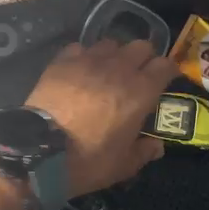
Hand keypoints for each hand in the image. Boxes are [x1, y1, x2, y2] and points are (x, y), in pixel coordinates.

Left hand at [24, 40, 177, 195]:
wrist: (40, 153)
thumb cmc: (89, 161)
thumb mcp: (123, 166)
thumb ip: (144, 152)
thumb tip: (157, 146)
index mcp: (141, 92)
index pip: (165, 65)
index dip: (168, 71)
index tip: (166, 80)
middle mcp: (119, 69)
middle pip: (140, 46)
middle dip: (144, 58)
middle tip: (138, 74)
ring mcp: (89, 61)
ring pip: (111, 44)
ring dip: (114, 55)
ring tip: (108, 70)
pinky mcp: (63, 61)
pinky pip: (80, 48)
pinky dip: (84, 56)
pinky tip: (80, 70)